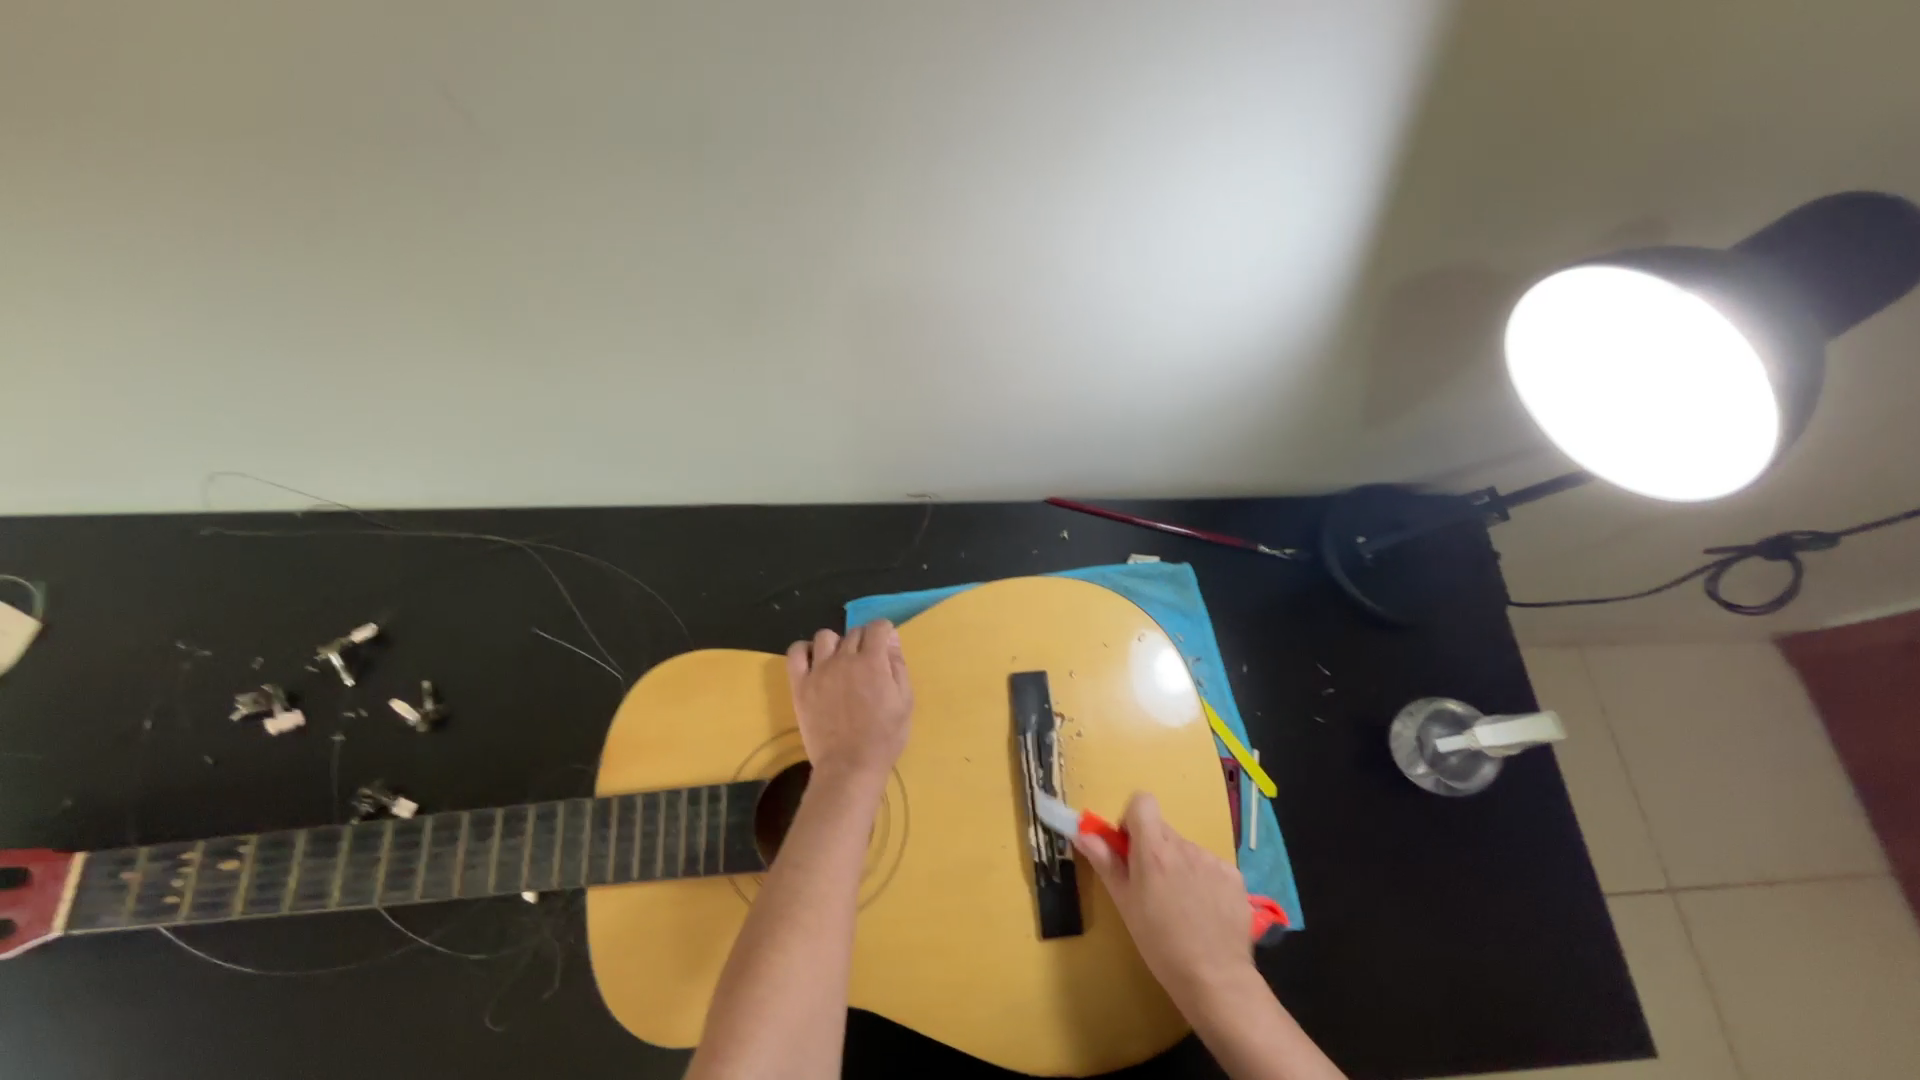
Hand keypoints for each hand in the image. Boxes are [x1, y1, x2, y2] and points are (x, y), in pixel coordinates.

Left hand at [785, 620, 912, 789]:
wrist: (850, 765)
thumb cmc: (884, 737)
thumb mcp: (905, 701)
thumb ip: (898, 666)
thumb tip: (891, 639)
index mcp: (872, 662)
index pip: (878, 627)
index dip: (885, 633)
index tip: (887, 647)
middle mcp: (844, 659)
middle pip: (854, 632)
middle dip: (865, 641)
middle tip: (868, 664)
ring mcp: (819, 671)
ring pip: (825, 636)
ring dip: (837, 643)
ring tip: (841, 662)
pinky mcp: (800, 685)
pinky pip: (796, 653)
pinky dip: (805, 650)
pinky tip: (814, 661)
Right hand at [1075, 793, 1255, 1005]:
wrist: (1214, 978)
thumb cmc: (1159, 943)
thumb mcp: (1125, 904)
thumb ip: (1105, 862)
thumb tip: (1083, 833)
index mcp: (1154, 850)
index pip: (1142, 802)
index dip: (1132, 820)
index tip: (1130, 849)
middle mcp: (1185, 846)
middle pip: (1163, 830)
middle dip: (1153, 849)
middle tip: (1152, 887)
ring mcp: (1213, 860)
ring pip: (1187, 850)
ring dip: (1179, 866)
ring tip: (1181, 906)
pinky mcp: (1235, 876)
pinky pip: (1211, 866)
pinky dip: (1204, 880)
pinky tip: (1204, 911)